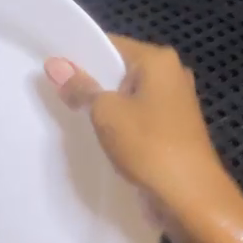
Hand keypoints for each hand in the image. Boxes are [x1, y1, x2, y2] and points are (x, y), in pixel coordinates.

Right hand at [45, 35, 234, 221]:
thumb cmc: (149, 145)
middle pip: (121, 70)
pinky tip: (100, 138)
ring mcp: (176, 103)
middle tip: (56, 93)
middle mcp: (172, 74)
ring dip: (105, 107)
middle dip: (92, 82)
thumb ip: (81, 87)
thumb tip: (55, 64)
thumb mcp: (106, 113)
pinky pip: (139, 117)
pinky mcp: (174, 129)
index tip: (52, 67)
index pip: (111, 44)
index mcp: (159, 60)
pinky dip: (121, 124)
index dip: (80, 54)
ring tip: (72, 116)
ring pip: (129, 96)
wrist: (190, 197)